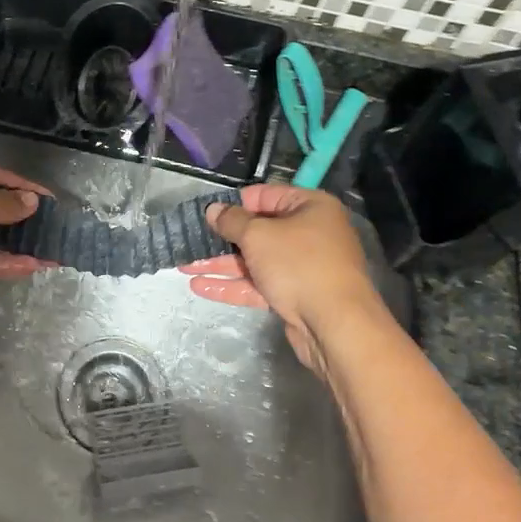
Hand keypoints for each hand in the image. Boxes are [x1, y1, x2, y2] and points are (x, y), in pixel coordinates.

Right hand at [180, 183, 387, 376]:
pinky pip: (260, 285)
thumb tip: (213, 210)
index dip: (234, 203)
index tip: (206, 212)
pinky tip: (201, 287)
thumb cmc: (299, 265)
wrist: (336, 325)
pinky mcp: (295, 296)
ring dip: (222, 264)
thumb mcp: (259, 235)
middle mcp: (310, 233)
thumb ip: (232, 221)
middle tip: (190, 240)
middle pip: (259, 230)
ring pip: (256, 260)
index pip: (265, 196)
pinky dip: (233, 285)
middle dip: (222, 238)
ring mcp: (303, 267)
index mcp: (310, 207)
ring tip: (184, 266)